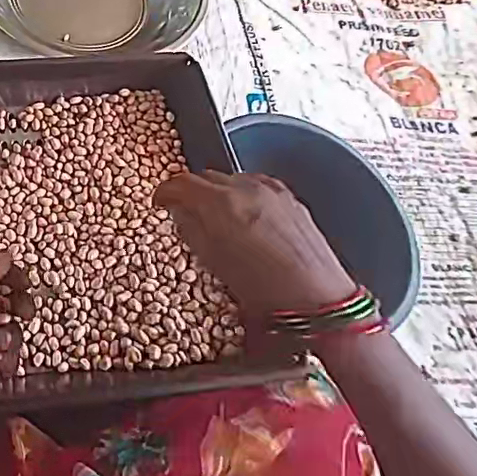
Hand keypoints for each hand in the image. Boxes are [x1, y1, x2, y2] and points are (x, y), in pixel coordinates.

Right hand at [154, 170, 355, 315]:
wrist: (317, 298)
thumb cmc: (262, 287)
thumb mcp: (211, 260)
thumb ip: (190, 228)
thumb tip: (179, 212)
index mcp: (219, 203)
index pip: (181, 182)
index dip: (165, 191)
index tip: (160, 202)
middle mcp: (244, 188)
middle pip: (204, 177)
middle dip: (190, 191)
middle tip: (184, 209)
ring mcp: (270, 190)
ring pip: (230, 178)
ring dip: (216, 191)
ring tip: (215, 215)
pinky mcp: (290, 197)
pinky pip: (255, 183)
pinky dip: (241, 192)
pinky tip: (242, 212)